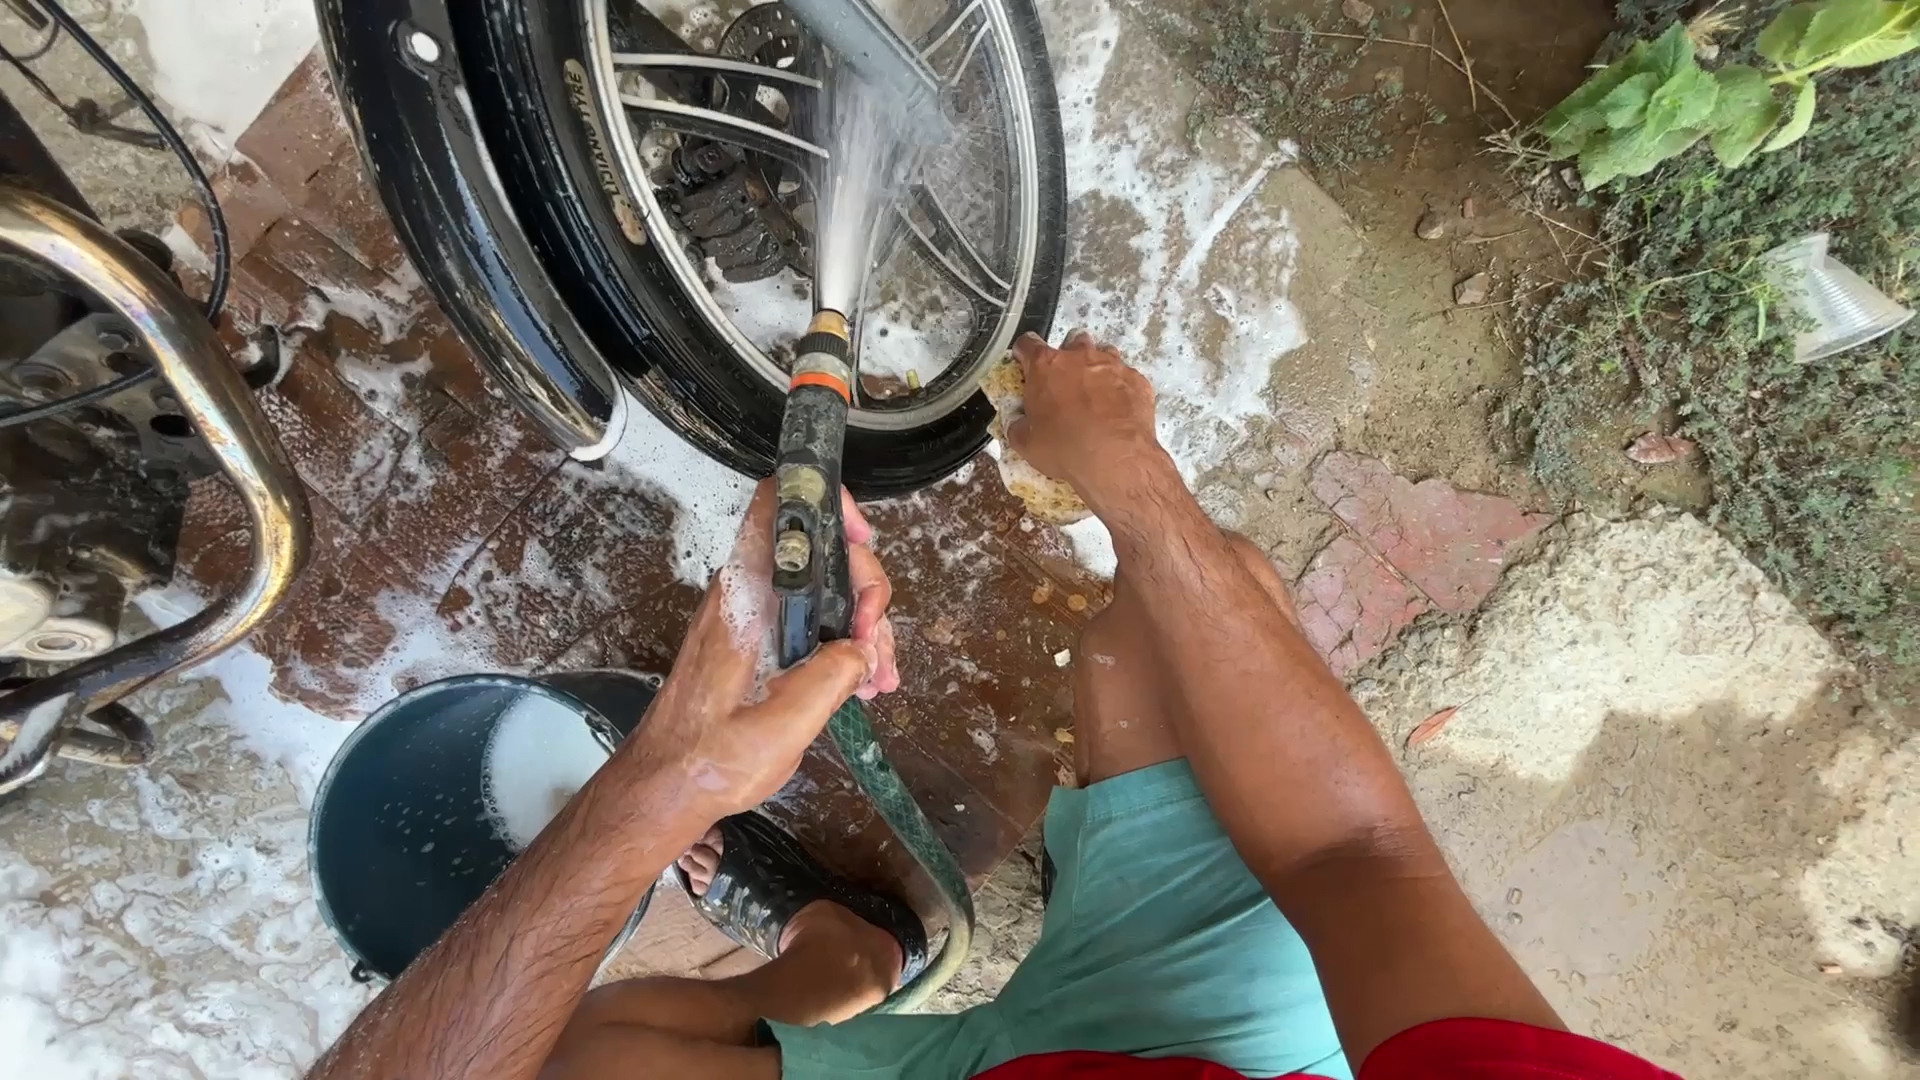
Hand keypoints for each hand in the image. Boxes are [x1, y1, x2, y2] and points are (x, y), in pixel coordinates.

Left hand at [625, 480, 899, 819]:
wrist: (664, 788)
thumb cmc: (710, 760)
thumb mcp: (780, 726)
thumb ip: (830, 678)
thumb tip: (864, 649)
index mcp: (745, 596)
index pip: (776, 507)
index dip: (825, 503)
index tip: (862, 541)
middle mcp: (749, 592)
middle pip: (820, 553)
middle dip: (864, 591)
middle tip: (878, 649)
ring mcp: (756, 614)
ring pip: (824, 590)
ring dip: (861, 626)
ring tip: (880, 679)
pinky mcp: (761, 639)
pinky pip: (813, 620)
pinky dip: (844, 642)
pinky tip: (863, 681)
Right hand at [1006, 330, 1164, 505]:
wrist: (1115, 458)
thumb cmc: (1065, 447)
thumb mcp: (1027, 444)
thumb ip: (1018, 426)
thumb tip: (1019, 424)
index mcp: (1046, 367)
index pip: (1028, 344)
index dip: (1024, 354)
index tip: (1025, 365)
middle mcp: (1079, 357)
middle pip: (1071, 342)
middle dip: (1067, 358)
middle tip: (1065, 384)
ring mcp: (1112, 365)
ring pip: (1103, 354)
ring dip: (1096, 369)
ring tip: (1094, 395)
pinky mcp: (1137, 380)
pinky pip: (1126, 377)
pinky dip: (1120, 388)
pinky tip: (1117, 410)